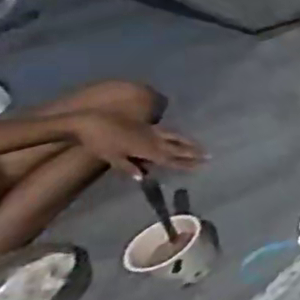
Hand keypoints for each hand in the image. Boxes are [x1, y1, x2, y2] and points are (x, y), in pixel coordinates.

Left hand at [67, 112, 203, 176]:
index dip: (185, 162)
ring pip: (174, 137)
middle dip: (192, 152)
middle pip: (176, 147)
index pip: (169, 158)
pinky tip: (177, 136)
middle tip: (208, 156)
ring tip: (199, 145)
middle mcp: (152, 140)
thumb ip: (128, 167)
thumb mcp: (111, 157)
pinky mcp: (146, 125)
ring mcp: (150, 131)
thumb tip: (143, 177)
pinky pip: (166, 131)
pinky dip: (175, 135)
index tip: (200, 165)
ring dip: (188, 142)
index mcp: (145, 149)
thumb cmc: (99, 142)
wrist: (91, 122)